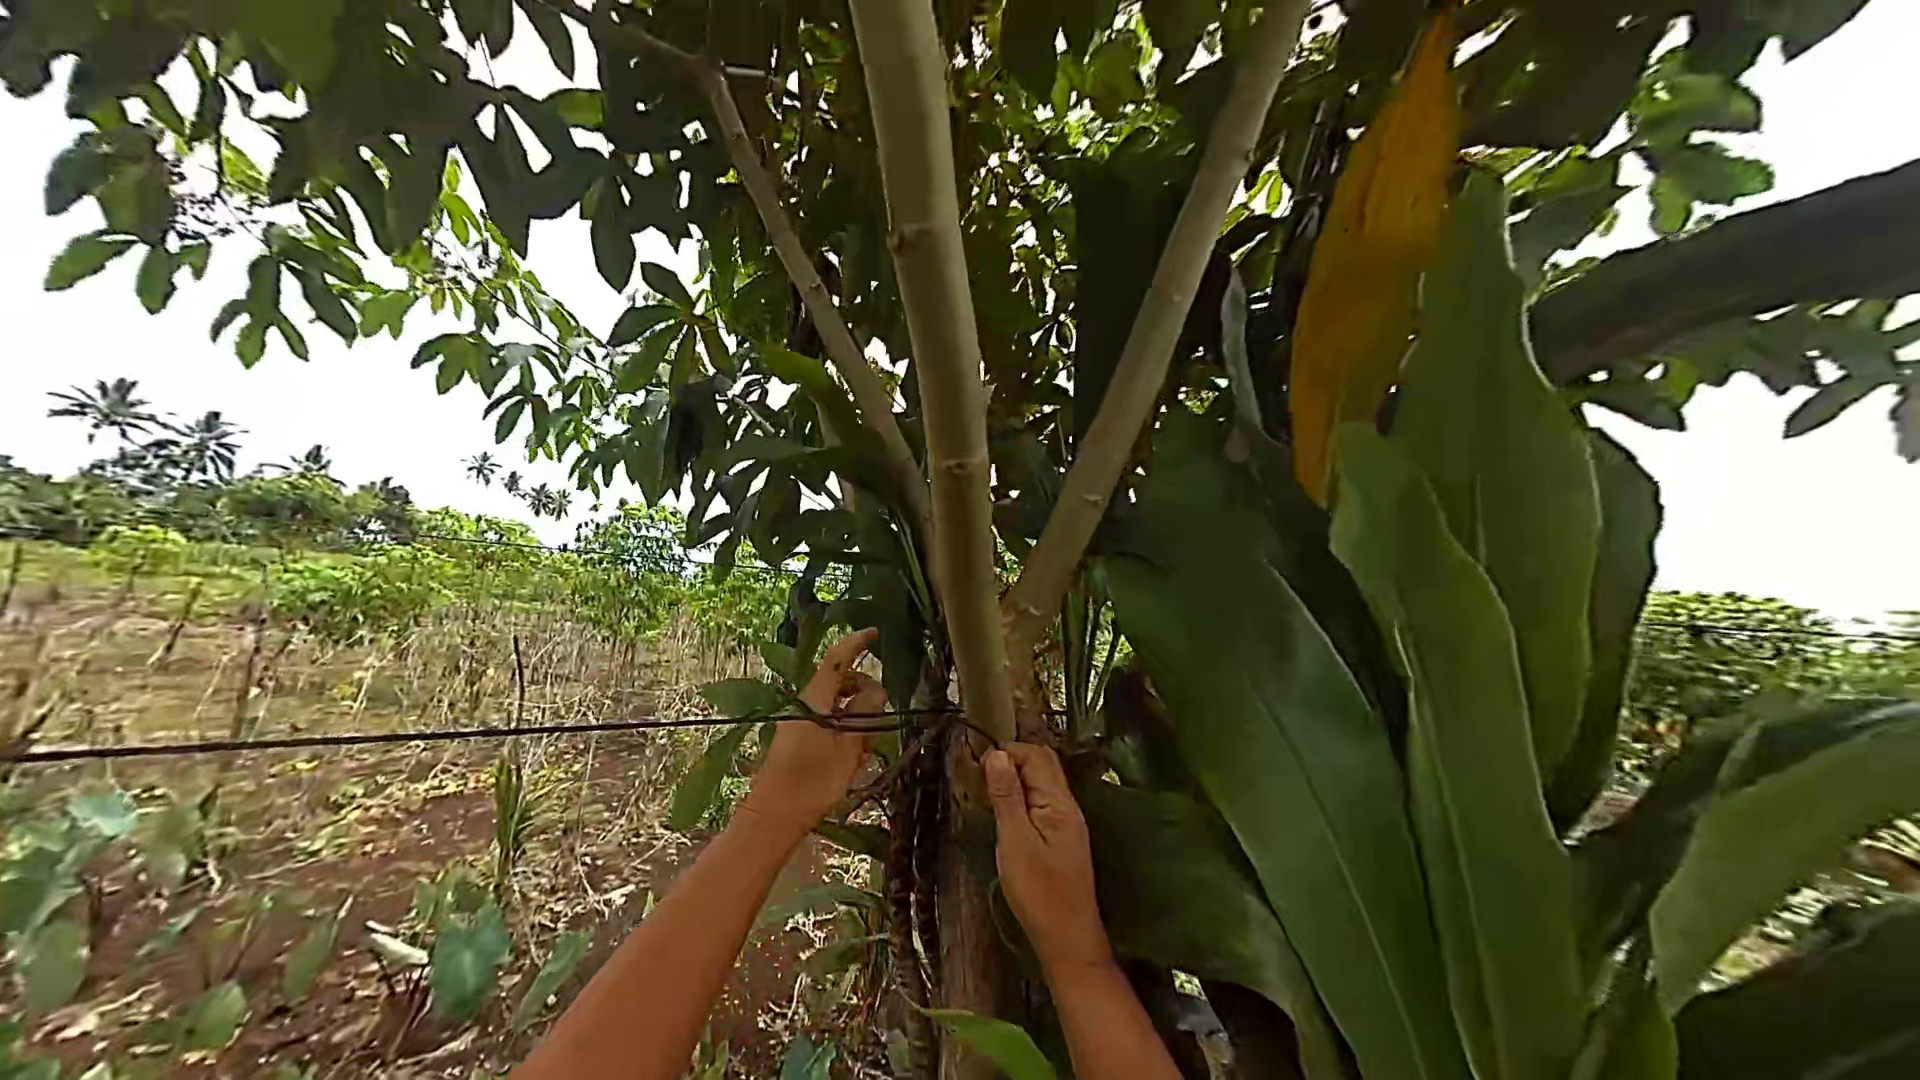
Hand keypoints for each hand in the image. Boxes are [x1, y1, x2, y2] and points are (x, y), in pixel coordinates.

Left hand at [742, 629, 882, 830]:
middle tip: (879, 716)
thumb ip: (864, 713)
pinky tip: (854, 756)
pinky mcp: (801, 736)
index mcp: (815, 698)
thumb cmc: (812, 780)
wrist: (774, 815)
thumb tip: (877, 689)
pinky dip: (846, 729)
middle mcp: (807, 702)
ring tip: (865, 747)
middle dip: (865, 690)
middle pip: (843, 680)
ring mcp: (802, 719)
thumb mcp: (848, 746)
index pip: (837, 658)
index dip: (856, 643)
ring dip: (858, 714)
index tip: (875, 633)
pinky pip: (831, 720)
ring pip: (839, 702)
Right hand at [984, 743, 1112, 976]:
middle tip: (981, 773)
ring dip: (1017, 776)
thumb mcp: (1015, 841)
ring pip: (1043, 780)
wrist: (1068, 940)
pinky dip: (1024, 793)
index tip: (977, 765)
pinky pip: (1043, 799)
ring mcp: (1068, 820)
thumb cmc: (1039, 893)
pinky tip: (1007, 808)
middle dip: (1012, 758)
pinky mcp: (1063, 836)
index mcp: (1059, 802)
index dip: (1006, 752)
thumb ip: (1007, 796)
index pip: (1034, 756)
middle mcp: (1068, 804)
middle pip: (1043, 762)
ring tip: (989, 789)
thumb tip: (997, 754)